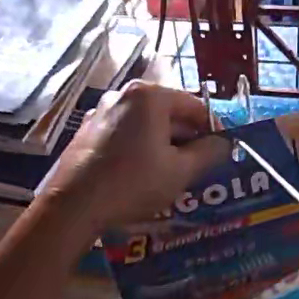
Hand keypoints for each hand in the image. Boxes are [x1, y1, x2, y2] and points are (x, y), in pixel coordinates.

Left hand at [37, 81, 230, 232]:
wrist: (74, 204)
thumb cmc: (132, 183)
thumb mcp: (180, 171)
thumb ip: (209, 153)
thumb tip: (224, 143)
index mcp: (149, 95)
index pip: (195, 106)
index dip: (213, 129)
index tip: (222, 152)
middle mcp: (122, 94)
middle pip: (168, 113)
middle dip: (186, 139)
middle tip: (199, 167)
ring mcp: (100, 111)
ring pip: (144, 126)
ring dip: (162, 146)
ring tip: (172, 175)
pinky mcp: (86, 131)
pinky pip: (123, 135)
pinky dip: (138, 149)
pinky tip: (141, 175)